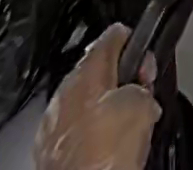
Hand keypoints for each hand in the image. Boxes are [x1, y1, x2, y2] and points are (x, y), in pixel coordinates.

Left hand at [34, 24, 162, 169]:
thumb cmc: (107, 151)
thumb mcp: (143, 102)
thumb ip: (142, 82)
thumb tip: (139, 87)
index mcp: (86, 73)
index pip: (110, 38)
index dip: (132, 40)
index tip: (143, 48)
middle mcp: (63, 94)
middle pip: (96, 70)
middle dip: (120, 75)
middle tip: (142, 86)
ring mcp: (52, 125)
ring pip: (85, 100)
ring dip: (104, 103)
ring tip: (127, 119)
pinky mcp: (49, 154)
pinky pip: (75, 129)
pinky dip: (91, 130)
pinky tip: (108, 141)